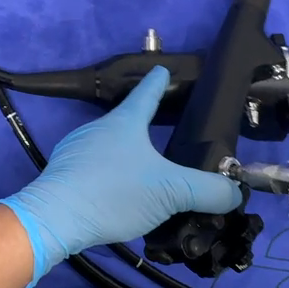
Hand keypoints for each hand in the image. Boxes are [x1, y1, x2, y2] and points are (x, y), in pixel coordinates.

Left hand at [0, 66, 242, 287]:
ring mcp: (76, 151)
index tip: (161, 70)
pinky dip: (110, 178)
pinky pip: (94, 170)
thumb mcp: (171, 191)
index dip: (157, 83)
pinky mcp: (64, 174)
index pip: (145, 95)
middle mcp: (97, 130)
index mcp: (124, 123)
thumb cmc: (114, 193)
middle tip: (164, 142)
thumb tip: (233, 192)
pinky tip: (118, 197)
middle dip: (144, 131)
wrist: (55, 217)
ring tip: (146, 179)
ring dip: (127, 160)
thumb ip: (208, 191)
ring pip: (109, 148)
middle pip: (126, 123)